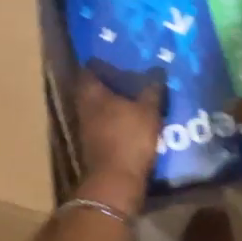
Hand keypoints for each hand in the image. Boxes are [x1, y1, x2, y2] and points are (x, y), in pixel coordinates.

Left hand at [76, 72, 160, 211]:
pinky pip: (103, 125)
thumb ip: (152, 90)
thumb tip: (157, 70)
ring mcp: (86, 129)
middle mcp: (84, 109)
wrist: (115, 181)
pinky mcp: (93, 146)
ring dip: (112, 104)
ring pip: (98, 109)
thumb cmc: (129, 138)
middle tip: (129, 78)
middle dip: (108, 84)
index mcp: (92, 94)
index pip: (89, 70)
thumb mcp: (148, 111)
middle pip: (92, 90)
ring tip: (134, 98)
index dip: (100, 63)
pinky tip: (131, 120)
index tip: (116, 59)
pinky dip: (115, 120)